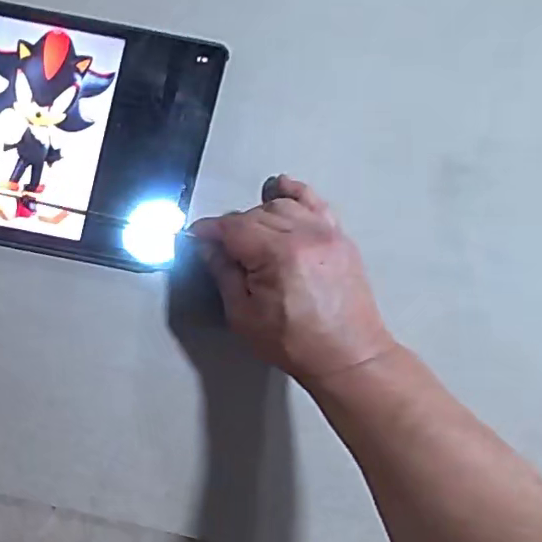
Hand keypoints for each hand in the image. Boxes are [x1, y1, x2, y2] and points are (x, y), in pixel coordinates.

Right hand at [189, 175, 397, 384]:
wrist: (348, 355)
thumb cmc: (294, 341)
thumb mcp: (241, 312)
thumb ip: (223, 272)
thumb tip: (207, 247)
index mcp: (278, 255)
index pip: (233, 227)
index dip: (208, 231)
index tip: (193, 237)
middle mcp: (305, 237)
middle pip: (255, 214)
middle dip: (230, 227)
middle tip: (216, 247)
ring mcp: (327, 235)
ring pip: (282, 206)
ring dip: (257, 214)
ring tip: (244, 233)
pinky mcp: (339, 240)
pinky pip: (316, 204)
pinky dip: (297, 193)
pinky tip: (281, 186)